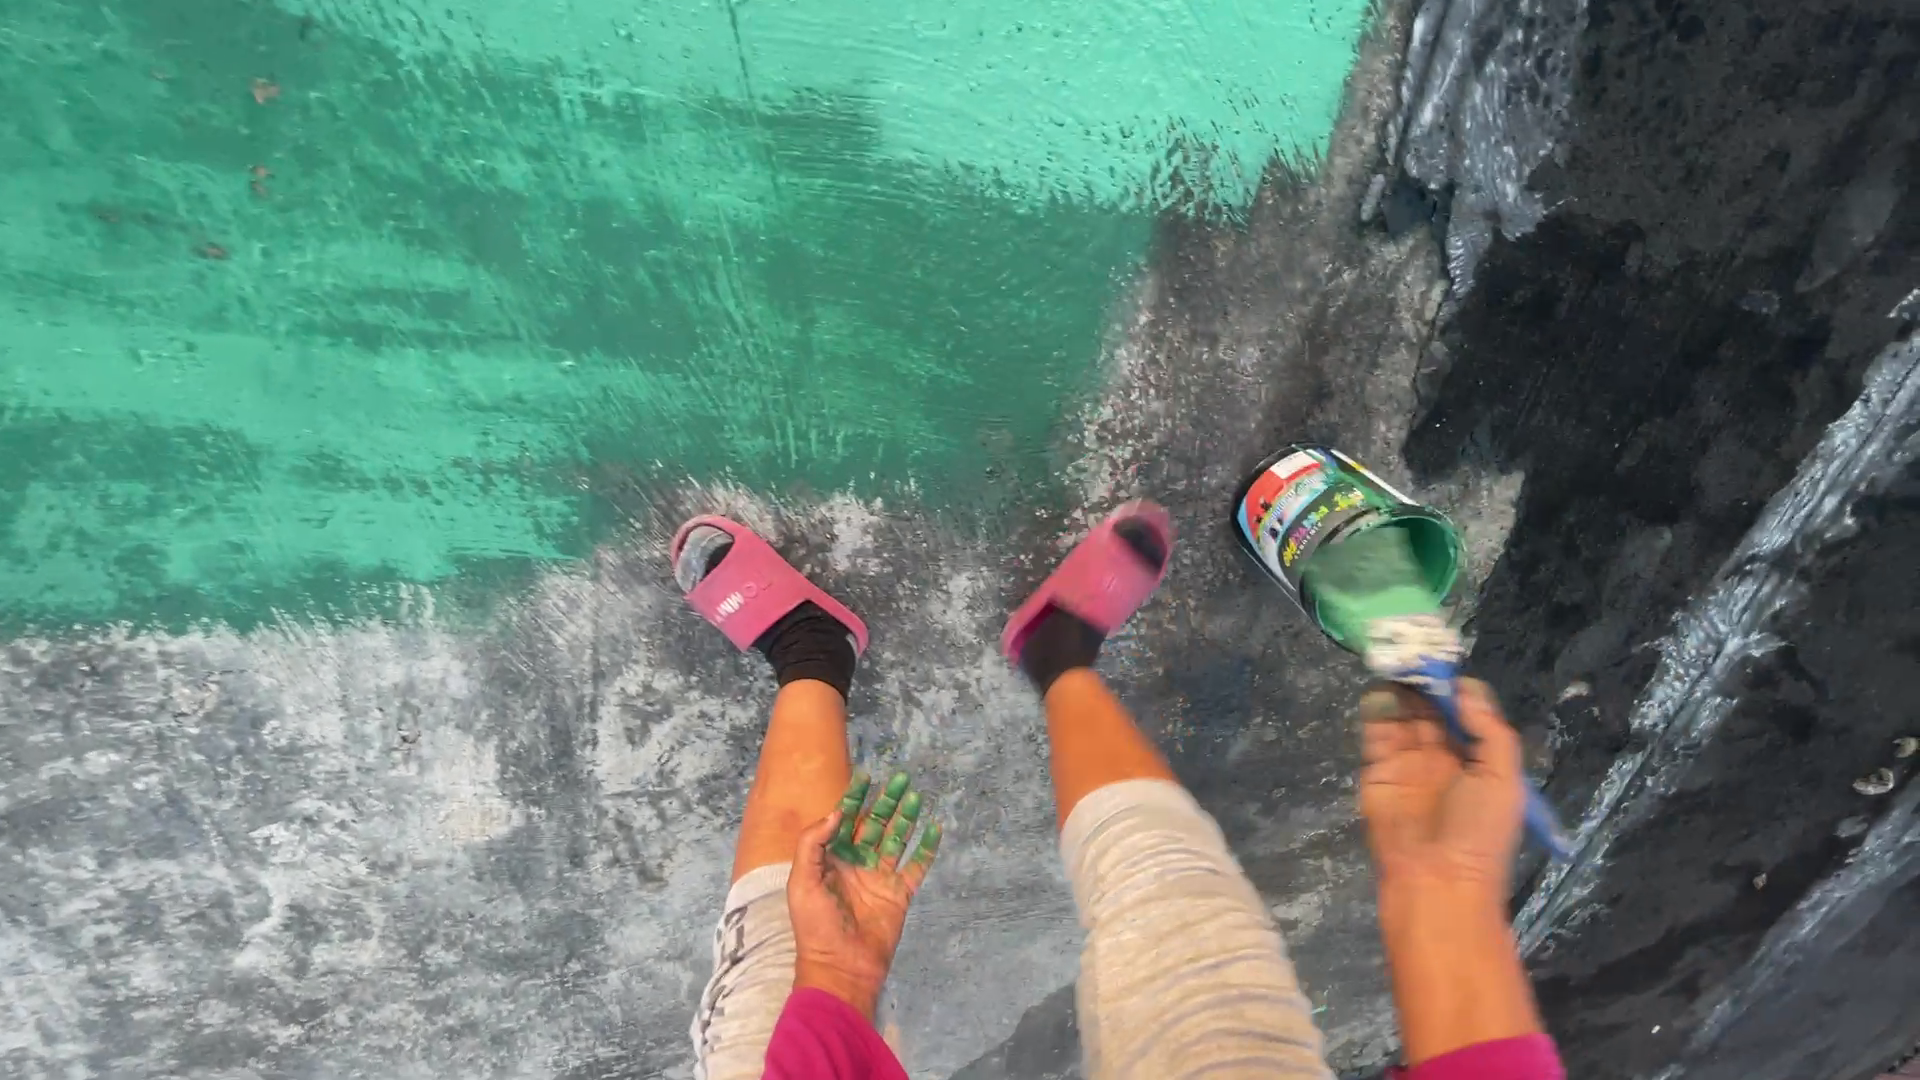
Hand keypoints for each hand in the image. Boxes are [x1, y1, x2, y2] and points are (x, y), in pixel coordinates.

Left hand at [788, 770, 941, 1020]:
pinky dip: (928, 847)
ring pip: (897, 839)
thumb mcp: (802, 882)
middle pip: (875, 824)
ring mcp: (881, 877)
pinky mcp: (900, 893)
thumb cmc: (816, 926)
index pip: (845, 820)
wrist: (841, 969)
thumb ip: (813, 844)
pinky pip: (918, 865)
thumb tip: (836, 812)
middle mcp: (858, 863)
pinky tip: (936, 828)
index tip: (865, 775)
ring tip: (916, 795)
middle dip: (886, 801)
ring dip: (906, 817)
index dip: (854, 798)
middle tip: (900, 778)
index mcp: (833, 859)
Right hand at [1358, 678, 1524, 894]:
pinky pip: (1375, 731)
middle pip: (1429, 709)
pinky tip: (1379, 692)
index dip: (1454, 689)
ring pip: (1400, 715)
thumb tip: (1465, 687)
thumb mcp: (1503, 780)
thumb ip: (1489, 731)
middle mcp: (1441, 756)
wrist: (1435, 877)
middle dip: (1422, 684)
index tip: (1443, 664)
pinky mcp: (1376, 767)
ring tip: (1393, 668)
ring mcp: (1406, 761)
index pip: (1463, 714)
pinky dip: (1375, 709)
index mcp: (1477, 760)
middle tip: (1412, 658)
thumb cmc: (1478, 831)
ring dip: (1398, 692)